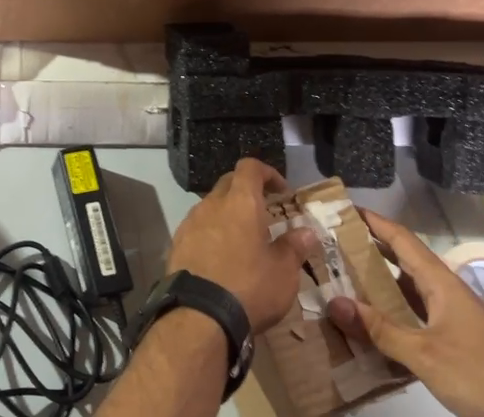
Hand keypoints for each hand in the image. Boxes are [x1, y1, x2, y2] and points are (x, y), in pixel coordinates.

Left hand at [166, 158, 318, 332]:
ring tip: (244, 239)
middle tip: (265, 213)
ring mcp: (190, 222)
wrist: (199, 315)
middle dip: (247, 191)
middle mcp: (211, 204)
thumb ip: (294, 247)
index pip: (249, 167)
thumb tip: (306, 232)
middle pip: (229, 183)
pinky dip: (212, 233)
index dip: (266, 172)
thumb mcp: (283, 272)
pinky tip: (222, 257)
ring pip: (211, 205)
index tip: (281, 190)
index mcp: (240, 202)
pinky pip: (198, 227)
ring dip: (228, 214)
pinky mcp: (177, 242)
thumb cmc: (249, 287)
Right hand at [327, 209, 483, 416]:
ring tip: (343, 282)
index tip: (341, 209)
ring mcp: (454, 317)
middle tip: (331, 246)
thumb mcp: (426, 354)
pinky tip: (375, 327)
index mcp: (440, 282)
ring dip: (379, 284)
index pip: (401, 238)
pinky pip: (417, 316)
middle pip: (403, 261)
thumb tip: (334, 302)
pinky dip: (394, 314)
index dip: (372, 221)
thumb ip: (381, 330)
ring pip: (409, 291)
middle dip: (369, 250)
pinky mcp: (458, 341)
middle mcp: (446, 292)